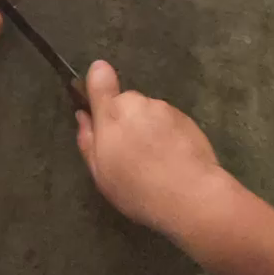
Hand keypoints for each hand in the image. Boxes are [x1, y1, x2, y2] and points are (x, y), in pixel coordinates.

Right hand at [74, 61, 231, 235]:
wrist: (191, 195)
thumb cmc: (137, 188)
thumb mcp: (101, 173)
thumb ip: (88, 139)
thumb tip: (83, 115)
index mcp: (111, 113)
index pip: (100, 79)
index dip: (98, 80)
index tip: (99, 93)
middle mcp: (137, 103)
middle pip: (126, 103)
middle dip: (126, 120)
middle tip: (130, 152)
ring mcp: (164, 108)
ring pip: (149, 113)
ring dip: (148, 128)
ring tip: (155, 160)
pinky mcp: (187, 118)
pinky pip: (169, 121)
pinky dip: (168, 134)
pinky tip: (172, 159)